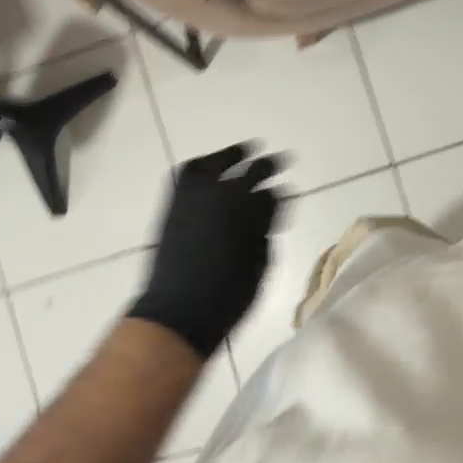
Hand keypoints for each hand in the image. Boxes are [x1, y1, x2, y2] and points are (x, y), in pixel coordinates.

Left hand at [128, 144, 285, 357]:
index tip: (289, 179)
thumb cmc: (227, 295)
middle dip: (262, 166)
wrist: (179, 310)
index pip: (267, 187)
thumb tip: (273, 198)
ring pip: (213, 165)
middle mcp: (217, 195)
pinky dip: (201, 167)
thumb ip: (265, 224)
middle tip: (275, 161)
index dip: (280, 183)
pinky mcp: (172, 206)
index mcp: (243, 210)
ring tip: (242, 152)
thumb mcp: (259, 261)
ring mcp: (191, 198)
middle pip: (245, 171)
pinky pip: (187, 175)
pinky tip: (209, 169)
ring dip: (230, 156)